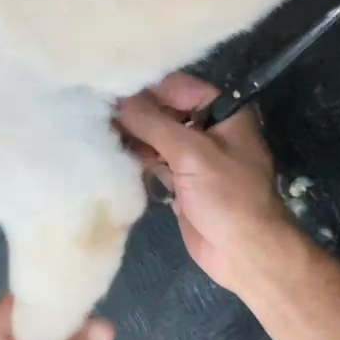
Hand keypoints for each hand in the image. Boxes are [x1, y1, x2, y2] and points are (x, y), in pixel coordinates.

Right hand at [116, 73, 301, 292]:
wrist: (245, 251)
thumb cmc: (228, 195)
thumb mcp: (192, 153)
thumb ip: (153, 123)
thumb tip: (118, 101)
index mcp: (225, 112)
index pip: (178, 87)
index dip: (144, 88)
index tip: (106, 88)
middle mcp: (211, 130)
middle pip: (166, 112)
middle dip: (135, 113)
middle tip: (94, 112)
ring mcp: (196, 158)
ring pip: (158, 138)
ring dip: (133, 136)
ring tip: (96, 131)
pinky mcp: (184, 183)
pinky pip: (157, 163)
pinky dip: (139, 159)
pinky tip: (111, 153)